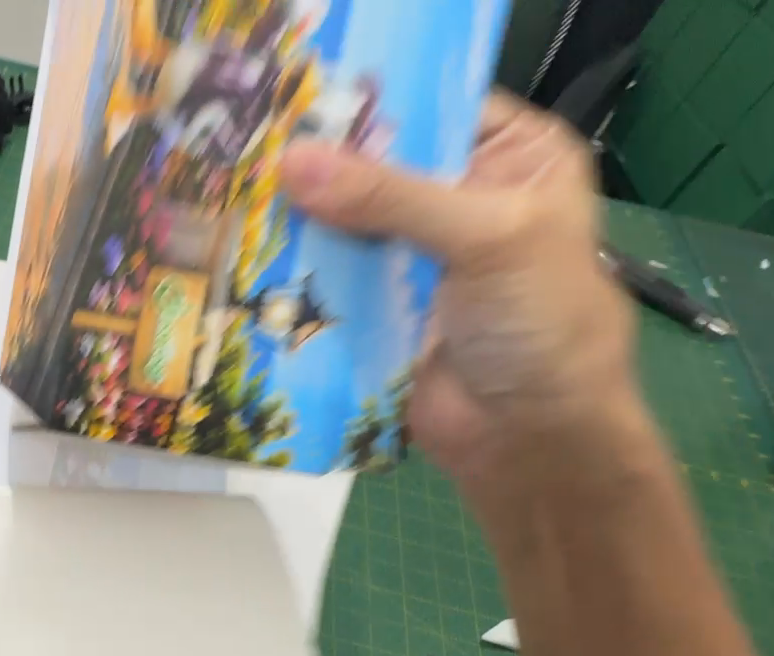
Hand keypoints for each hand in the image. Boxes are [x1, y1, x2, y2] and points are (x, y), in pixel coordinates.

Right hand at [280, 94, 640, 482]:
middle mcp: (457, 201)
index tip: (297, 102)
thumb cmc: (539, 323)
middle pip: (377, 169)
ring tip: (234, 203)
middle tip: (247, 152)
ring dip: (299, 224)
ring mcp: (410, 260)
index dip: (371, 104)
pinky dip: (294, 275)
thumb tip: (292, 162)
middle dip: (321, 168)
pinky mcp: (373, 309)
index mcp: (510, 160)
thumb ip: (391, 198)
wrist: (525, 436)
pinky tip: (247, 260)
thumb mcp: (484, 238)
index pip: (433, 108)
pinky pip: (327, 281)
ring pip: (344, 226)